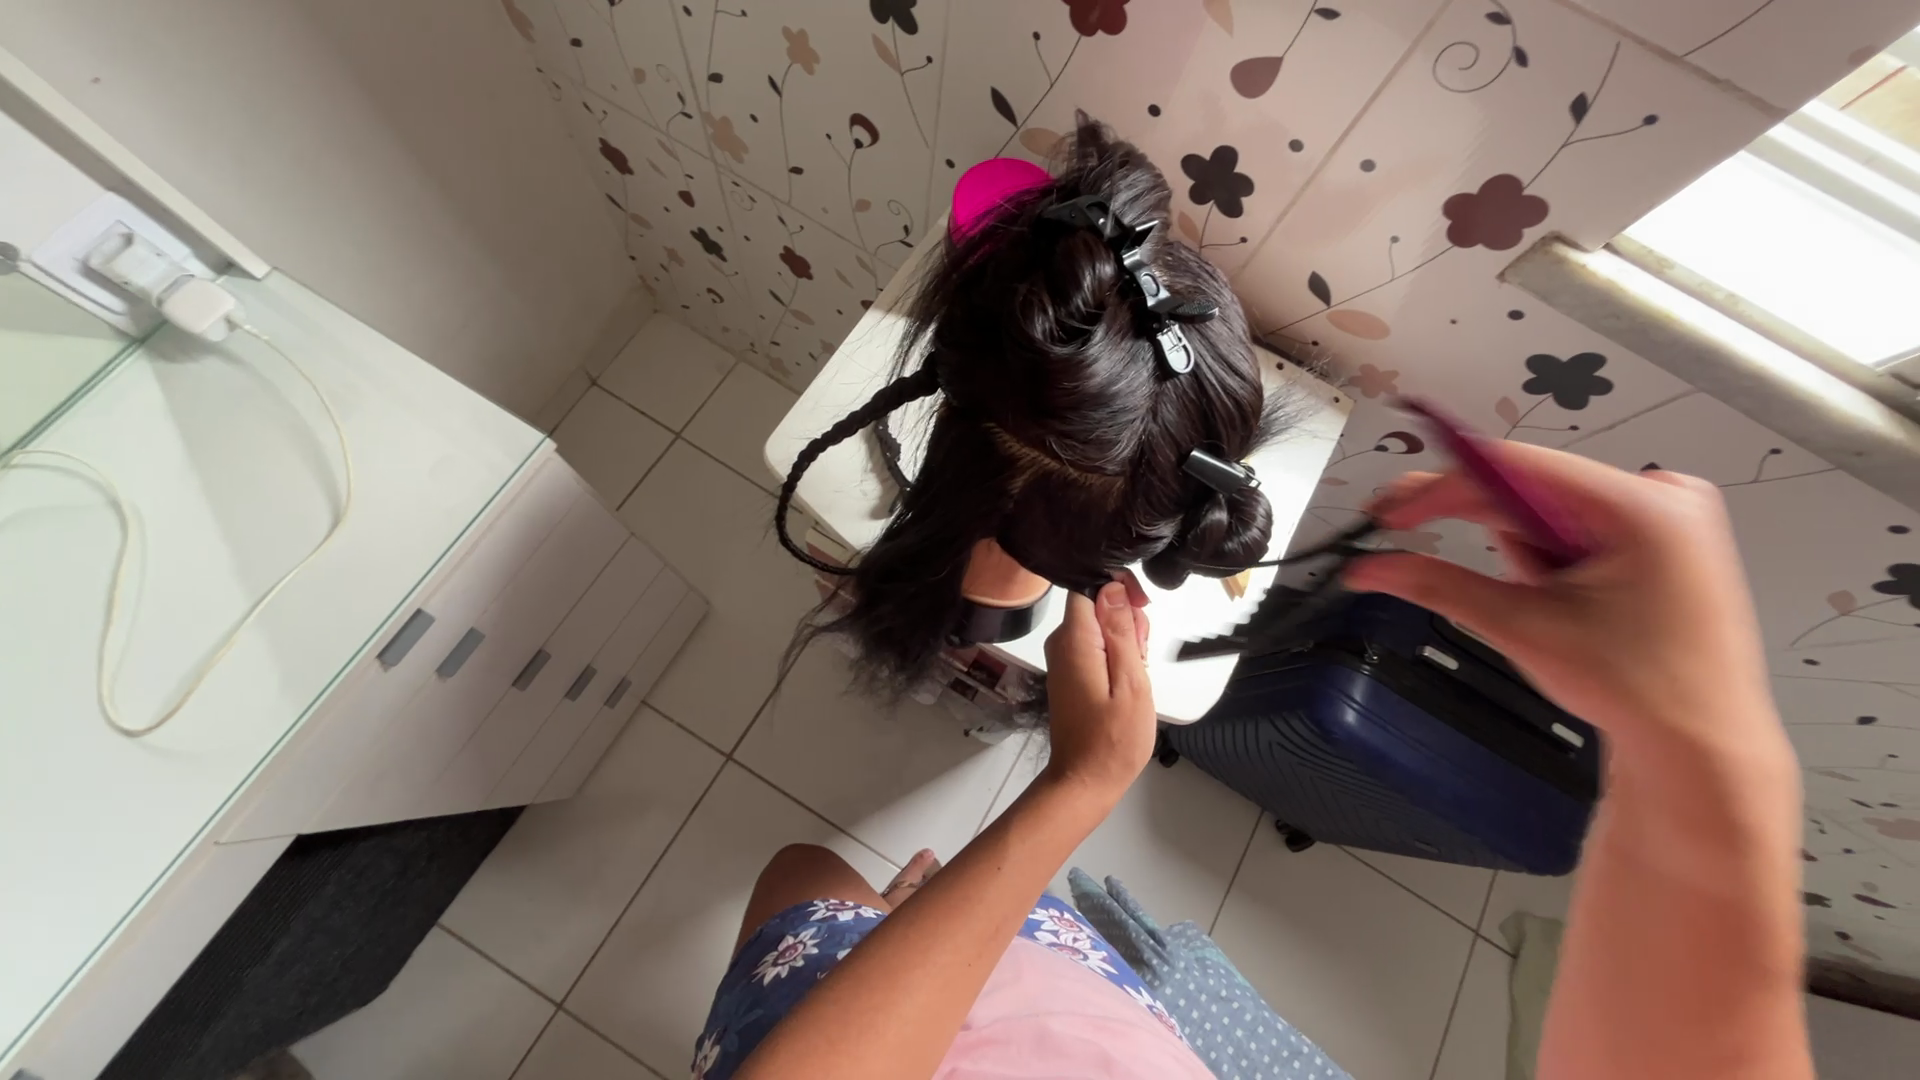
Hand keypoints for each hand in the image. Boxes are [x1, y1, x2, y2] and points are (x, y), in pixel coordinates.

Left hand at [1041, 580, 1155, 798]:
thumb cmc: (1114, 739)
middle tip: (1141, 658)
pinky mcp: (1070, 672)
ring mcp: (1063, 658)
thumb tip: (1111, 588)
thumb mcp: (1131, 682)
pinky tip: (1126, 684)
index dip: (1118, 589)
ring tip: (1135, 676)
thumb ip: (1121, 632)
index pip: (1088, 586)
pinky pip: (1095, 647)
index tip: (1142, 610)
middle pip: (1096, 605)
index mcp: (1074, 640)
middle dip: (1127, 621)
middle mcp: (1061, 643)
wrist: (1086, 780)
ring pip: (1099, 627)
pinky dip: (1116, 658)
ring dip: (1125, 643)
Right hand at [1346, 441, 1787, 773]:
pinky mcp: (1647, 535)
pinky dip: (1534, 556)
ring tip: (1537, 601)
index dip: (1439, 486)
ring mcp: (1657, 514)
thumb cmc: (1637, 688)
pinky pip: (1560, 525)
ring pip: (1537, 509)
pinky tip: (1553, 594)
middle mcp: (1657, 495)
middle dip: (1468, 518)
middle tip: (1399, 531)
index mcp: (1642, 507)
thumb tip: (1369, 568)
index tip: (1388, 511)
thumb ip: (1438, 585)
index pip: (1513, 467)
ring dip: (1513, 549)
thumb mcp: (1522, 627)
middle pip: (1523, 485)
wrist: (1697, 741)